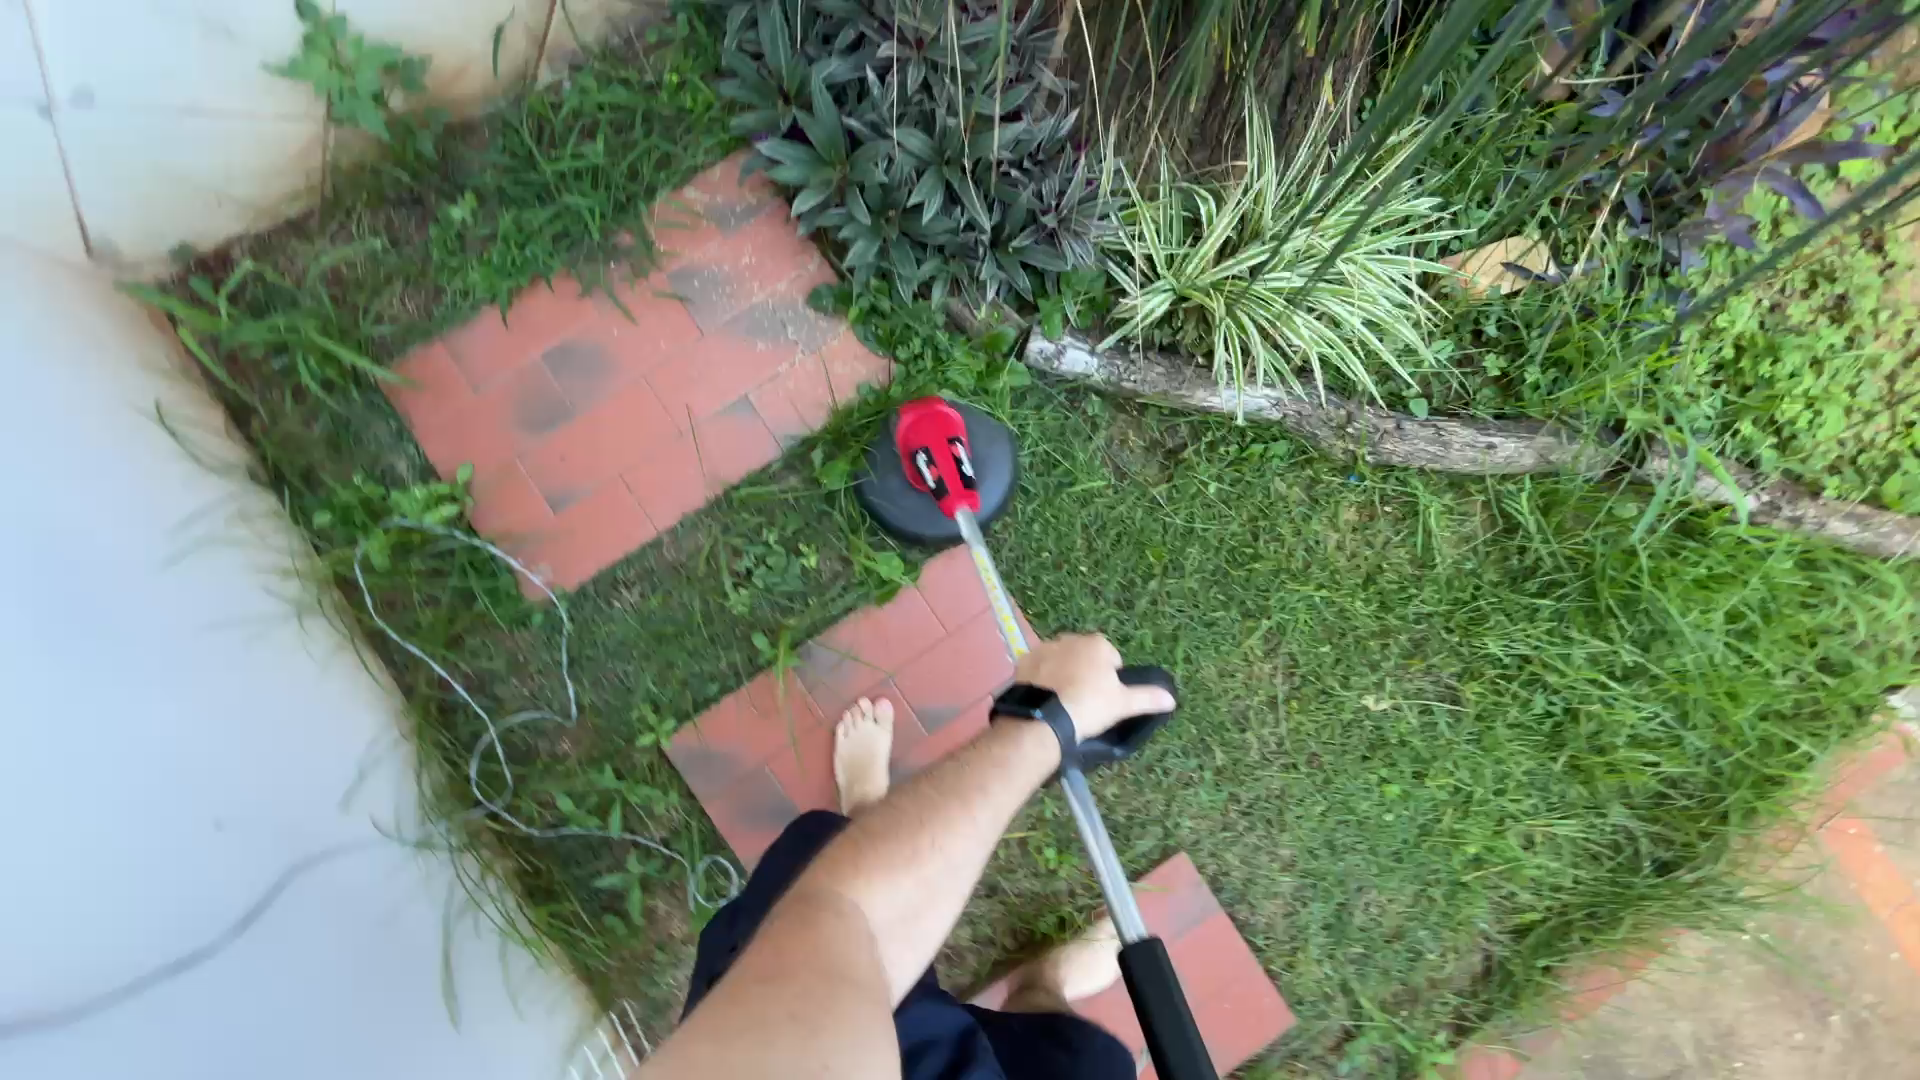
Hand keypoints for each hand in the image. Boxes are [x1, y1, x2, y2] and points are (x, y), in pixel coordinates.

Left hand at [1014, 634, 1177, 740]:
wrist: (1044, 717)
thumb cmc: (1089, 706)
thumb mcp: (1122, 704)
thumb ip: (1147, 697)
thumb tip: (1171, 698)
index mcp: (1097, 644)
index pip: (1110, 658)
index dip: (1109, 679)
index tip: (1104, 698)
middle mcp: (1069, 638)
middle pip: (1084, 656)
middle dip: (1085, 673)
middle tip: (1084, 701)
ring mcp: (1044, 648)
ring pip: (1060, 660)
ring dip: (1063, 674)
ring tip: (1062, 701)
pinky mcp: (1024, 661)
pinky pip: (1038, 668)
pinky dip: (1041, 678)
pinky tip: (1044, 697)